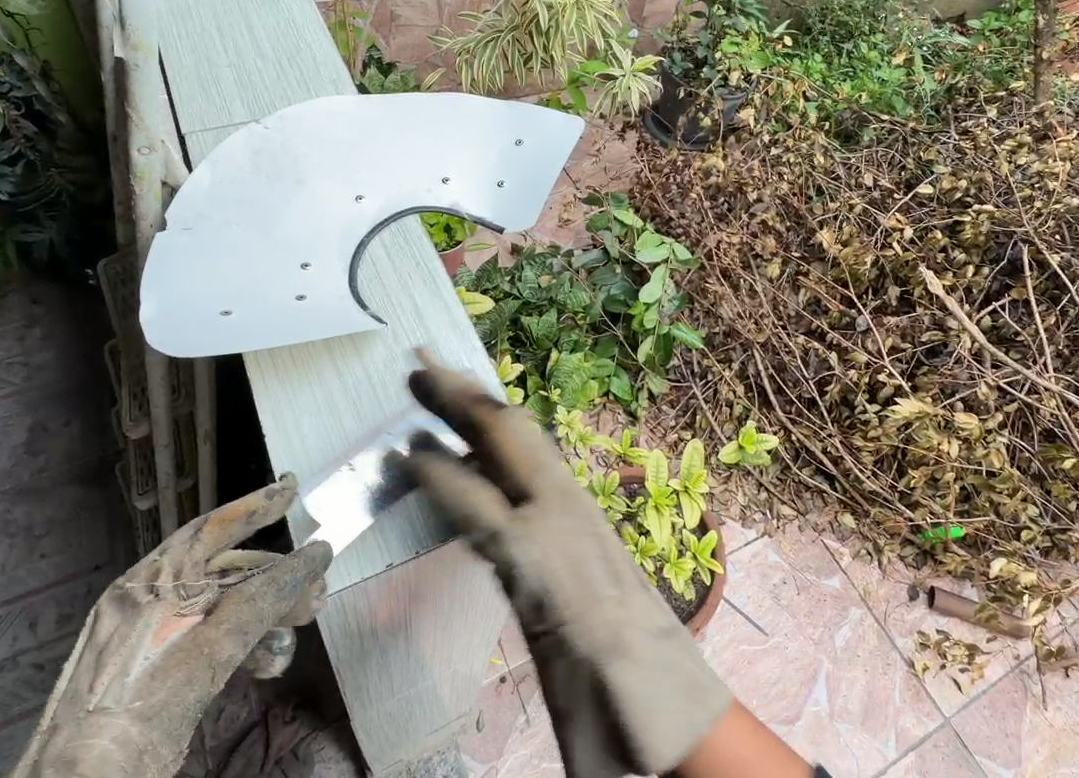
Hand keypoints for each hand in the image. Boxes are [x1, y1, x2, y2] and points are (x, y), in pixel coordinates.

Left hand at [10, 476, 330, 777]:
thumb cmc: (138, 718)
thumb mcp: (207, 656)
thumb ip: (261, 602)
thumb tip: (314, 556)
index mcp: (147, 586)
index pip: (207, 531)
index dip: (253, 508)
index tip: (292, 489)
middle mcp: (147, 602)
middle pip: (223, 570)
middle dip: (275, 576)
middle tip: (320, 590)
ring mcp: (150, 639)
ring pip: (222, 608)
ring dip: (267, 613)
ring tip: (306, 624)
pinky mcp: (158, 674)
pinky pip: (210, 641)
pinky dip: (245, 644)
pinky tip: (270, 662)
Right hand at [404, 354, 731, 777]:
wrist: (680, 712)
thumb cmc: (606, 713)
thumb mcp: (548, 672)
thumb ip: (515, 601)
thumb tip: (493, 545)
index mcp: (543, 561)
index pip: (472, 498)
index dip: (431, 470)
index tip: (398, 444)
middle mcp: (564, 519)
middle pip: (506, 438)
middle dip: (461, 398)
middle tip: (420, 365)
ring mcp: (581, 512)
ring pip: (528, 440)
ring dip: (486, 406)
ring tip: (452, 379)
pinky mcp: (590, 519)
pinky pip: (542, 459)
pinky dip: (509, 435)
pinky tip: (491, 435)